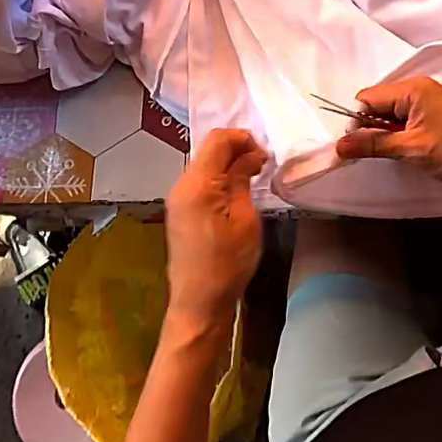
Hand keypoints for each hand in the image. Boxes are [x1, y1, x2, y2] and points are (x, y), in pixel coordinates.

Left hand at [164, 129, 268, 333]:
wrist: (199, 302)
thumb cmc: (228, 263)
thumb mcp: (245, 219)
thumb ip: (243, 179)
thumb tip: (250, 155)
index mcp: (197, 184)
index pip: (218, 140)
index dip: (243, 139)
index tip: (264, 155)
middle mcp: (181, 185)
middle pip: (209, 150)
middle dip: (237, 151)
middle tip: (262, 166)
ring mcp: (177, 198)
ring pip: (204, 166)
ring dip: (228, 165)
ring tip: (253, 180)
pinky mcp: (179, 210)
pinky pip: (199, 182)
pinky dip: (218, 180)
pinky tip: (235, 194)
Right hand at [334, 76, 441, 189]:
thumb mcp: (411, 150)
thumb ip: (373, 145)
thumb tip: (338, 146)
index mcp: (411, 89)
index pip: (366, 98)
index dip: (358, 122)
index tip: (362, 146)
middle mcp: (419, 88)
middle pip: (377, 104)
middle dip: (372, 128)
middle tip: (382, 152)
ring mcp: (430, 100)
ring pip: (391, 113)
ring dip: (388, 133)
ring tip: (400, 153)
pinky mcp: (437, 114)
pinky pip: (406, 118)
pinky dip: (401, 134)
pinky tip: (411, 150)